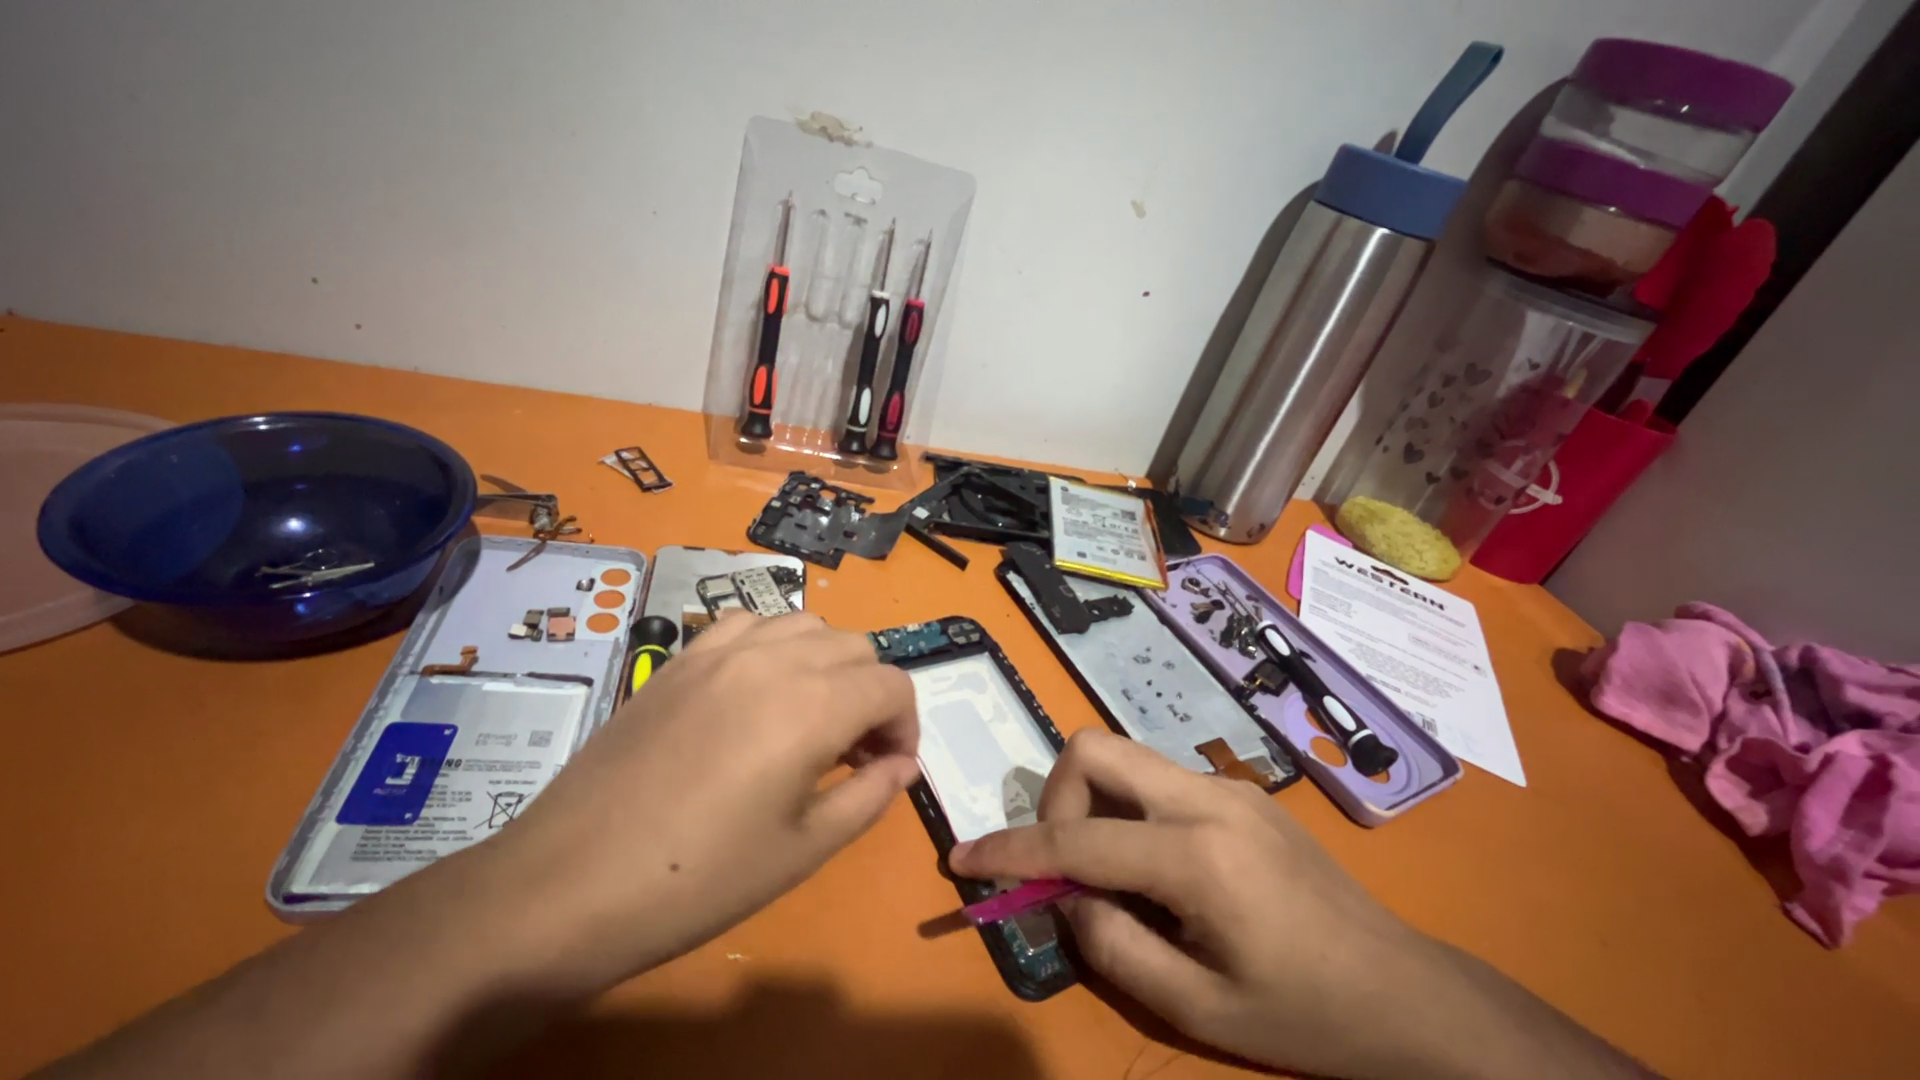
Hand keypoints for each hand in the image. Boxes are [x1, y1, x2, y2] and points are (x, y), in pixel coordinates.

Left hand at [482, 612, 918, 981]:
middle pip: (855, 647)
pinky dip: (771, 645)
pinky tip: (755, 692)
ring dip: (827, 663)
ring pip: (804, 624)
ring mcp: (717, 652)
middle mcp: (771, 660)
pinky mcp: (676, 661)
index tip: (890, 768)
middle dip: (872, 693)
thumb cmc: (698, 881)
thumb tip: (903, 766)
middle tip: (855, 753)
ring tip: (809, 718)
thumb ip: (868, 797)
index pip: (892, 685)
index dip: (907, 725)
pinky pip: (745, 624)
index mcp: (811, 707)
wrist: (569, 885)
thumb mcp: (802, 851)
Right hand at [949, 731, 1650, 1079]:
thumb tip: (1063, 898)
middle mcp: (1208, 798)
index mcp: (1197, 855)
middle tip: (1061, 863)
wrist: (1409, 993)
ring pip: (1126, 760)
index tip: (962, 860)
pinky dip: (1129, 813)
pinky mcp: (1243, 793)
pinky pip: (1159, 781)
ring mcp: (1229, 788)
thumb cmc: (1305, 1014)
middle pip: (1096, 749)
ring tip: (1109, 878)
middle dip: (1055, 798)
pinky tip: (1155, 872)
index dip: (1009, 848)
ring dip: (1094, 807)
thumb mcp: (1195, 1007)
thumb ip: (1111, 947)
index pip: (1075, 838)